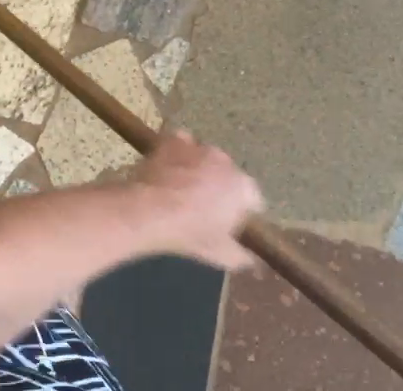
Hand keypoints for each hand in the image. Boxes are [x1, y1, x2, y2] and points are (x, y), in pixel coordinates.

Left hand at [130, 131, 263, 269]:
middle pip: (229, 175)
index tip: (229, 223)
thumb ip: (245, 257)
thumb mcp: (224, 256)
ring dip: (200, 168)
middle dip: (221, 187)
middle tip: (204, 206)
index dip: (242, 212)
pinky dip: (178, 151)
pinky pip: (181, 142)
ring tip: (184, 187)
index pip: (252, 199)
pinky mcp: (172, 140)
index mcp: (244, 188)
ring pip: (205, 157)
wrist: (148, 210)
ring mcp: (197, 147)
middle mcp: (225, 161)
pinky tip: (170, 165)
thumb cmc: (191, 234)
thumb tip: (254, 261)